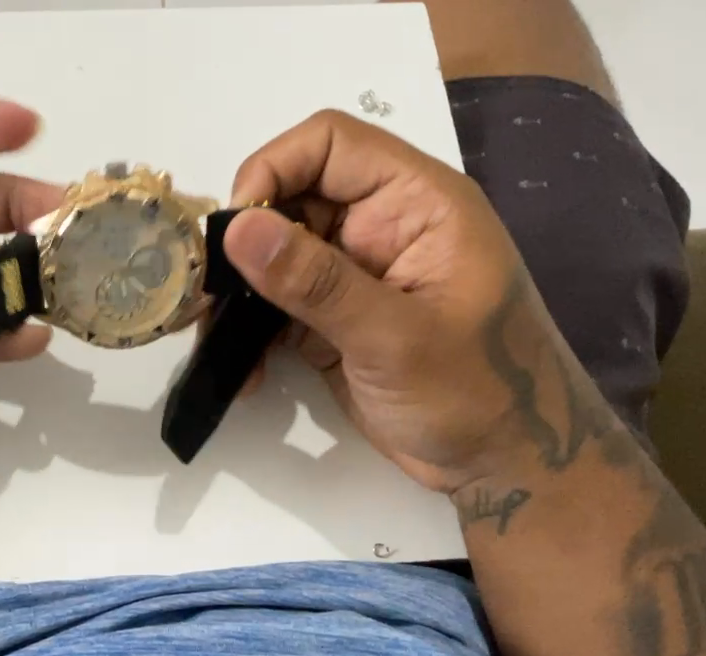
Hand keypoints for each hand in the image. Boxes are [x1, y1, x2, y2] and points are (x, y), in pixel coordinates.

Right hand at [219, 110, 622, 496]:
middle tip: (205, 297)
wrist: (500, 460)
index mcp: (413, 204)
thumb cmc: (474, 390)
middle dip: (242, 244)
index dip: (272, 171)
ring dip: (239, 297)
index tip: (233, 233)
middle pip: (290, 201)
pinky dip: (252, 338)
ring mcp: (352, 280)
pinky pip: (277, 313)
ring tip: (211, 338)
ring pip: (275, 260)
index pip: (329, 144)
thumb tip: (237, 230)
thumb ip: (315, 281)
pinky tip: (242, 374)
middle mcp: (378, 229)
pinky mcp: (332, 325)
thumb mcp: (393, 335)